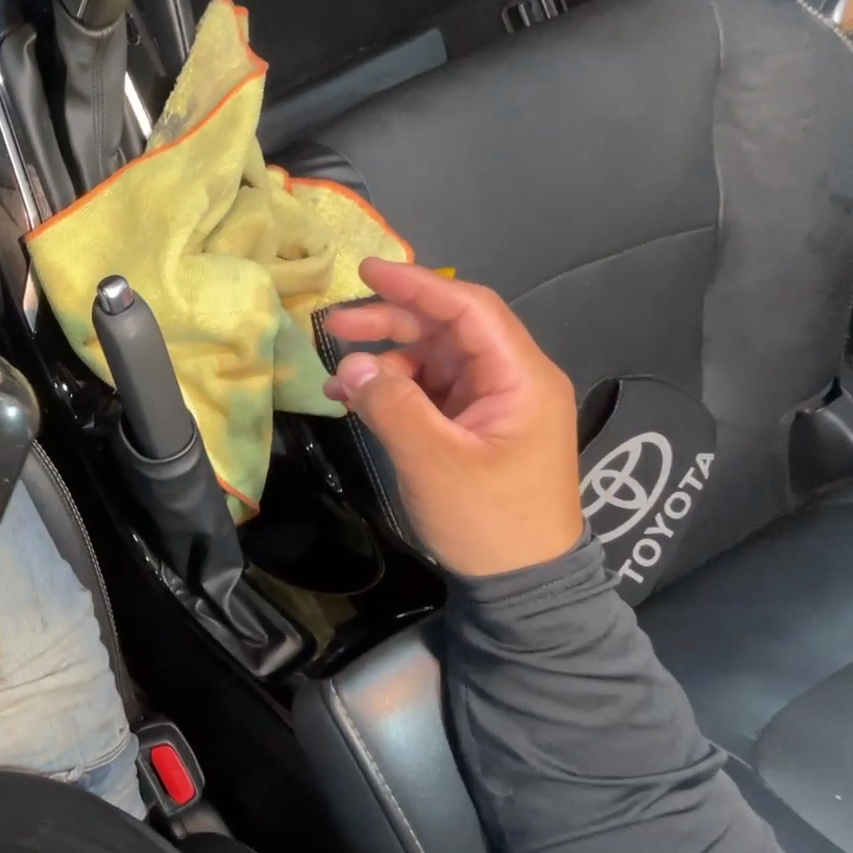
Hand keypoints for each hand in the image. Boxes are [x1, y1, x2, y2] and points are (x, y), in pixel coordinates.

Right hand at [323, 259, 583, 576]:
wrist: (520, 581)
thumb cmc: (486, 518)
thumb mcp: (432, 460)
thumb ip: (390, 405)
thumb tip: (350, 364)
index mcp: (519, 378)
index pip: (469, 309)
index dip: (417, 285)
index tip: (365, 272)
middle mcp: (509, 380)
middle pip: (446, 330)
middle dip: (389, 321)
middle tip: (332, 324)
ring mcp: (489, 404)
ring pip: (431, 360)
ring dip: (384, 361)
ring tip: (336, 378)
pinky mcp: (470, 427)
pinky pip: (426, 392)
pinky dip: (390, 390)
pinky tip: (354, 400)